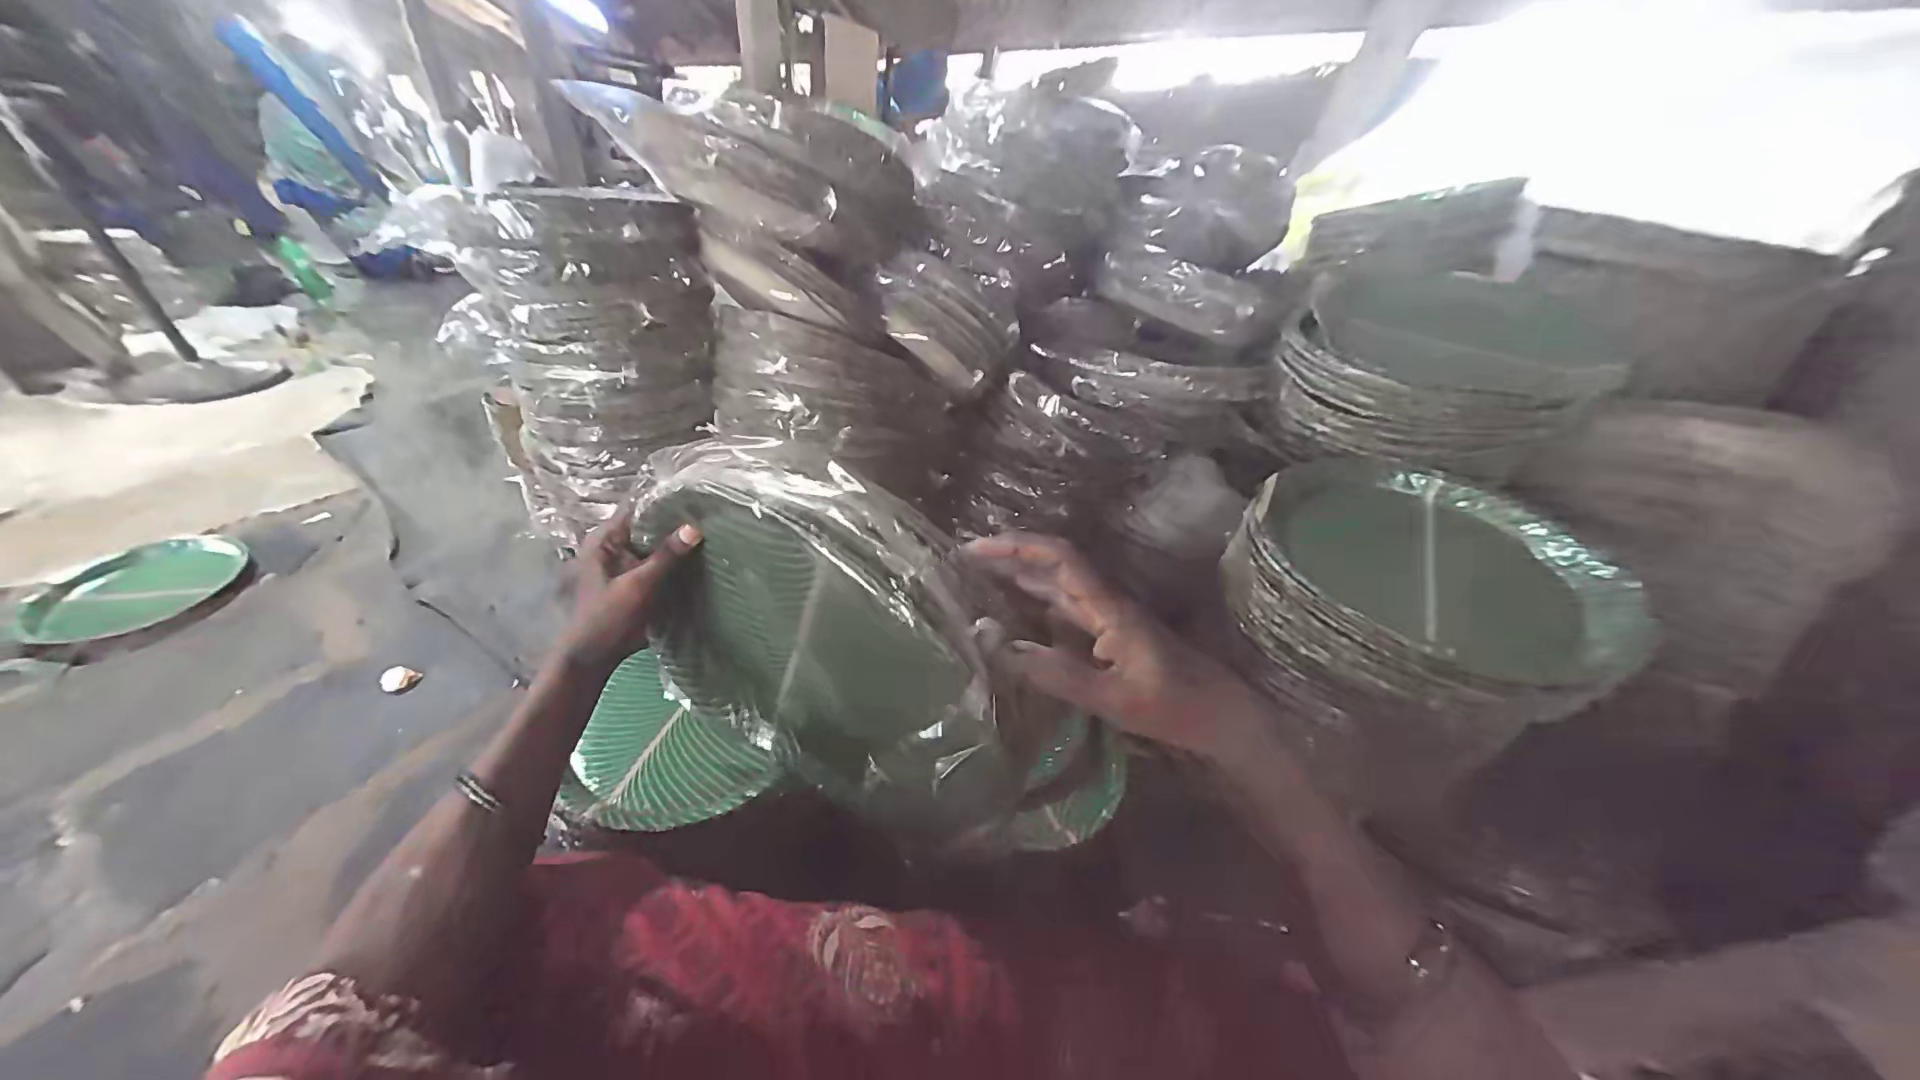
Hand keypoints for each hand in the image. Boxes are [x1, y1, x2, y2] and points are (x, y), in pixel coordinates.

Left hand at [559, 509, 701, 671]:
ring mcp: (624, 563)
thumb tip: (695, 527)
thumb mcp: (640, 585)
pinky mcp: (636, 580)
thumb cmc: (609, 617)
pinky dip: (675, 561)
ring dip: (678, 544)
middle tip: (712, 517)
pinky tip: (700, 559)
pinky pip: (658, 563)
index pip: (639, 508)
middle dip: (677, 523)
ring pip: (656, 545)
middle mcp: (613, 546)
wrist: (594, 657)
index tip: (698, 499)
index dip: (666, 502)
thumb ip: (667, 556)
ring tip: (712, 533)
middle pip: (650, 525)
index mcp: (605, 539)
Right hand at [964, 532, 1266, 758]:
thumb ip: (1060, 675)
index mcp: (1108, 608)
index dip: (1017, 548)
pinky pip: (1062, 607)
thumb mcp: (1114, 699)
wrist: (1222, 715)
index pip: (1060, 560)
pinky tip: (1011, 611)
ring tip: (976, 576)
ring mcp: (1106, 617)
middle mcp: (1104, 603)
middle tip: (963, 559)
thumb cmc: (1175, 706)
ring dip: (1018, 574)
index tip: (977, 549)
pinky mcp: (1107, 633)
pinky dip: (1032, 601)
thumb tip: (1003, 648)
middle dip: (1008, 555)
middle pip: (1052, 564)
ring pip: (1055, 583)